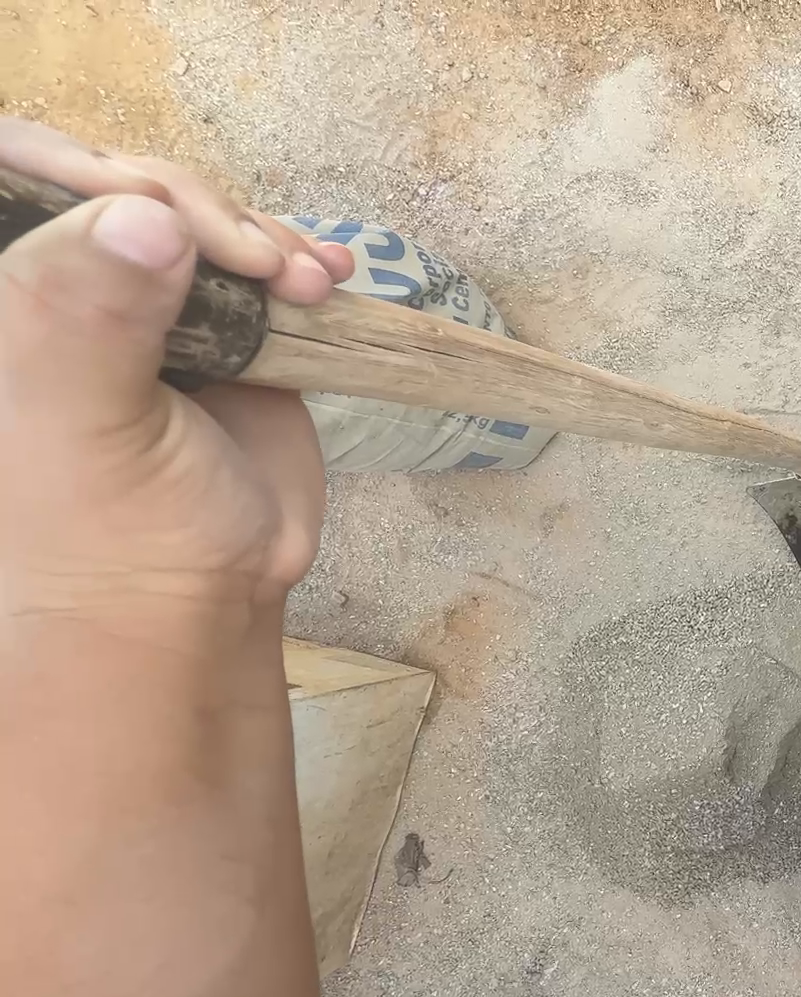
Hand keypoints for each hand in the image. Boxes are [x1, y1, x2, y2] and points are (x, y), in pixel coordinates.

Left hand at [0, 119, 352, 622]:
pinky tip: (334, 277)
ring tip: (313, 286)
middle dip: (202, 209)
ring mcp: (159, 312)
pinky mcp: (237, 340)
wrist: (206, 587)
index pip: (11, 176)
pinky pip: (269, 275)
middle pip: (124, 188)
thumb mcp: (81, 419)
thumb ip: (89, 314)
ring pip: (205, 224)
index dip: (84, 170)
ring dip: (268, 238)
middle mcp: (68, 291)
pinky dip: (308, 264)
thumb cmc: (107, 519)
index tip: (168, 217)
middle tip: (264, 266)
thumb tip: (151, 214)